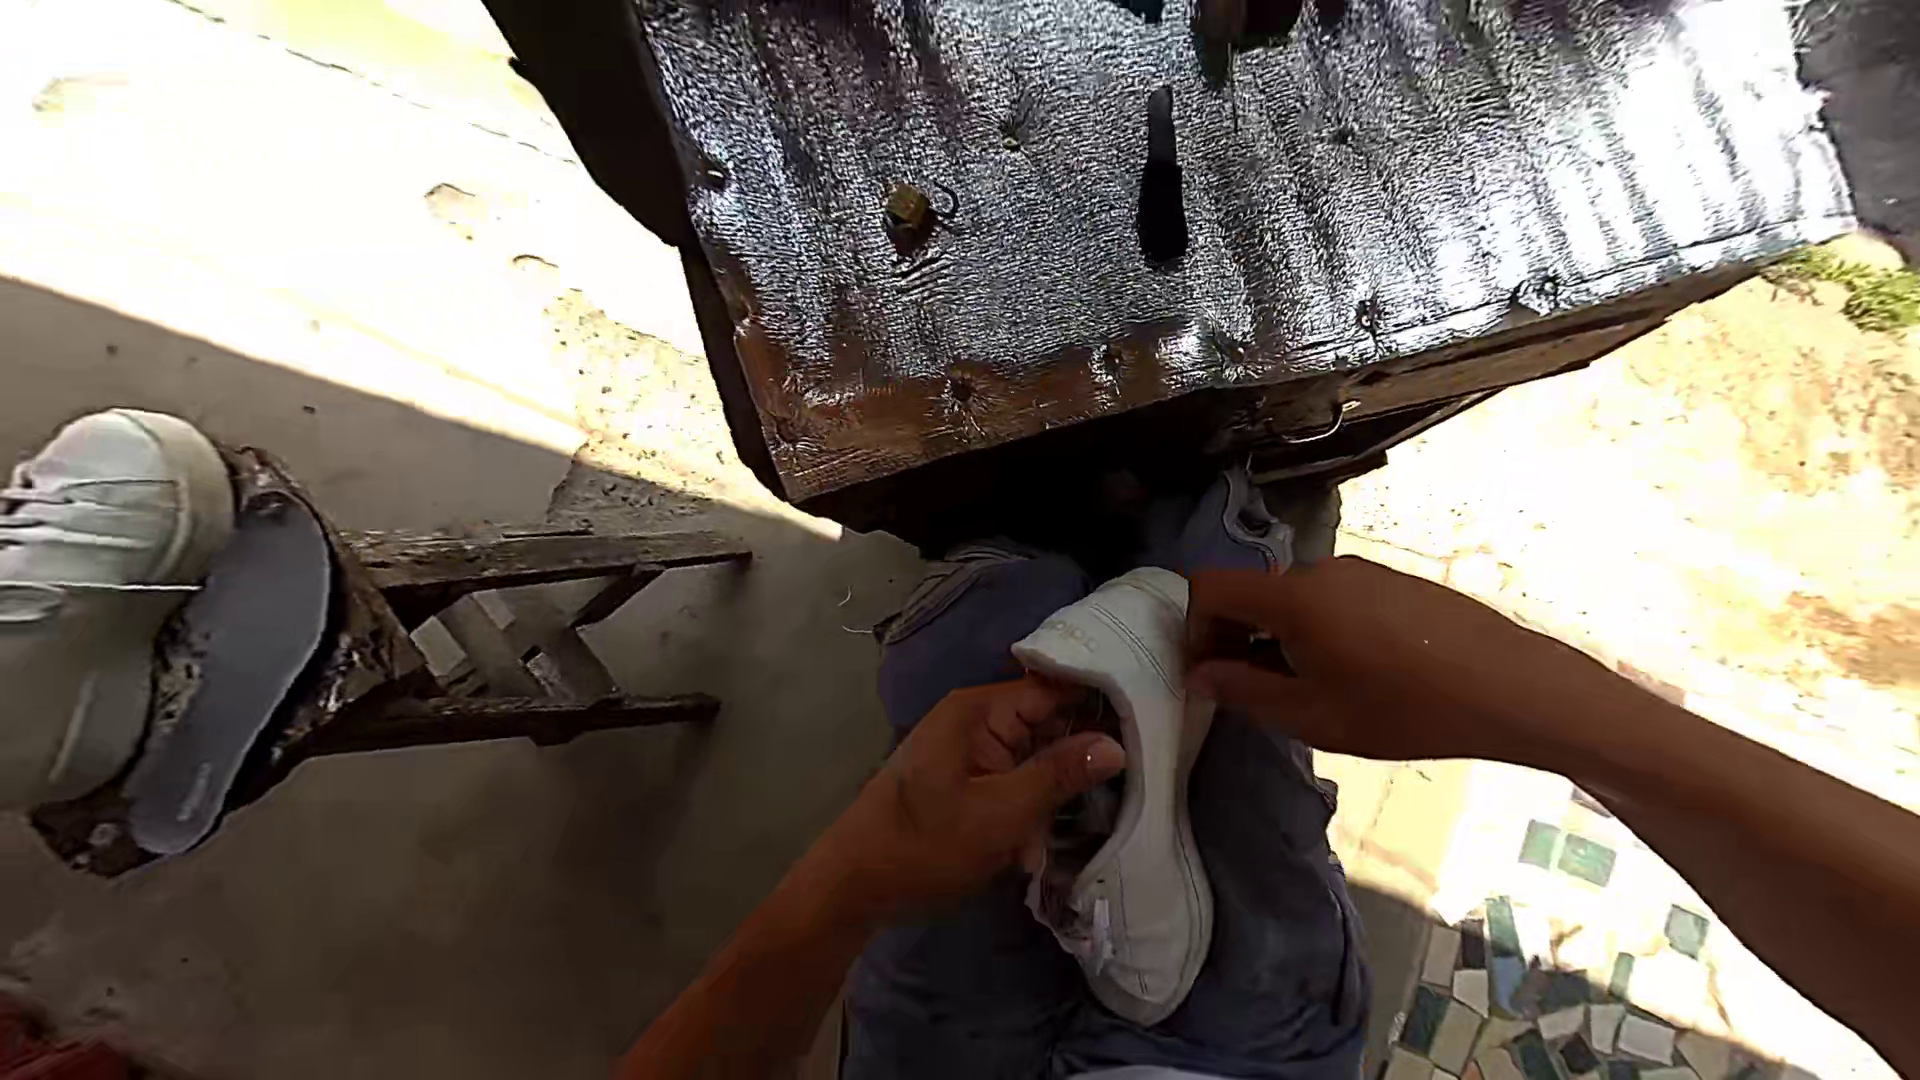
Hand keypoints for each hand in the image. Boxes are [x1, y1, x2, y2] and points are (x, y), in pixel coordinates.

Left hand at [813, 678, 1125, 917]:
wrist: (858, 881)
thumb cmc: (926, 843)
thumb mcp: (999, 813)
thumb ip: (1058, 775)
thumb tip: (1116, 744)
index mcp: (981, 709)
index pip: (1053, 689)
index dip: (1099, 702)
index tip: (1148, 722)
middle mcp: (978, 717)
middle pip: (1048, 721)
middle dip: (1079, 757)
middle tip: (1125, 787)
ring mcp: (973, 747)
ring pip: (1036, 754)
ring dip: (1054, 792)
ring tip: (1078, 824)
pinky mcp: (971, 774)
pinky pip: (1016, 776)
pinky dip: (1031, 806)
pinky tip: (1035, 844)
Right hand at [1185, 556, 1620, 764]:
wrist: (1525, 690)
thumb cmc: (1408, 709)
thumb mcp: (1313, 715)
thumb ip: (1242, 690)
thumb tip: (1196, 675)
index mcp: (1290, 597)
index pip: (1207, 587)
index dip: (1192, 627)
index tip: (1208, 669)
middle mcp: (1316, 570)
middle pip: (1247, 593)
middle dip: (1232, 636)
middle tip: (1251, 685)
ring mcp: (1357, 571)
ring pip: (1286, 598)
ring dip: (1273, 634)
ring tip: (1307, 682)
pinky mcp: (1388, 579)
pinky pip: (1326, 596)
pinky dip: (1312, 626)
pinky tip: (1353, 667)